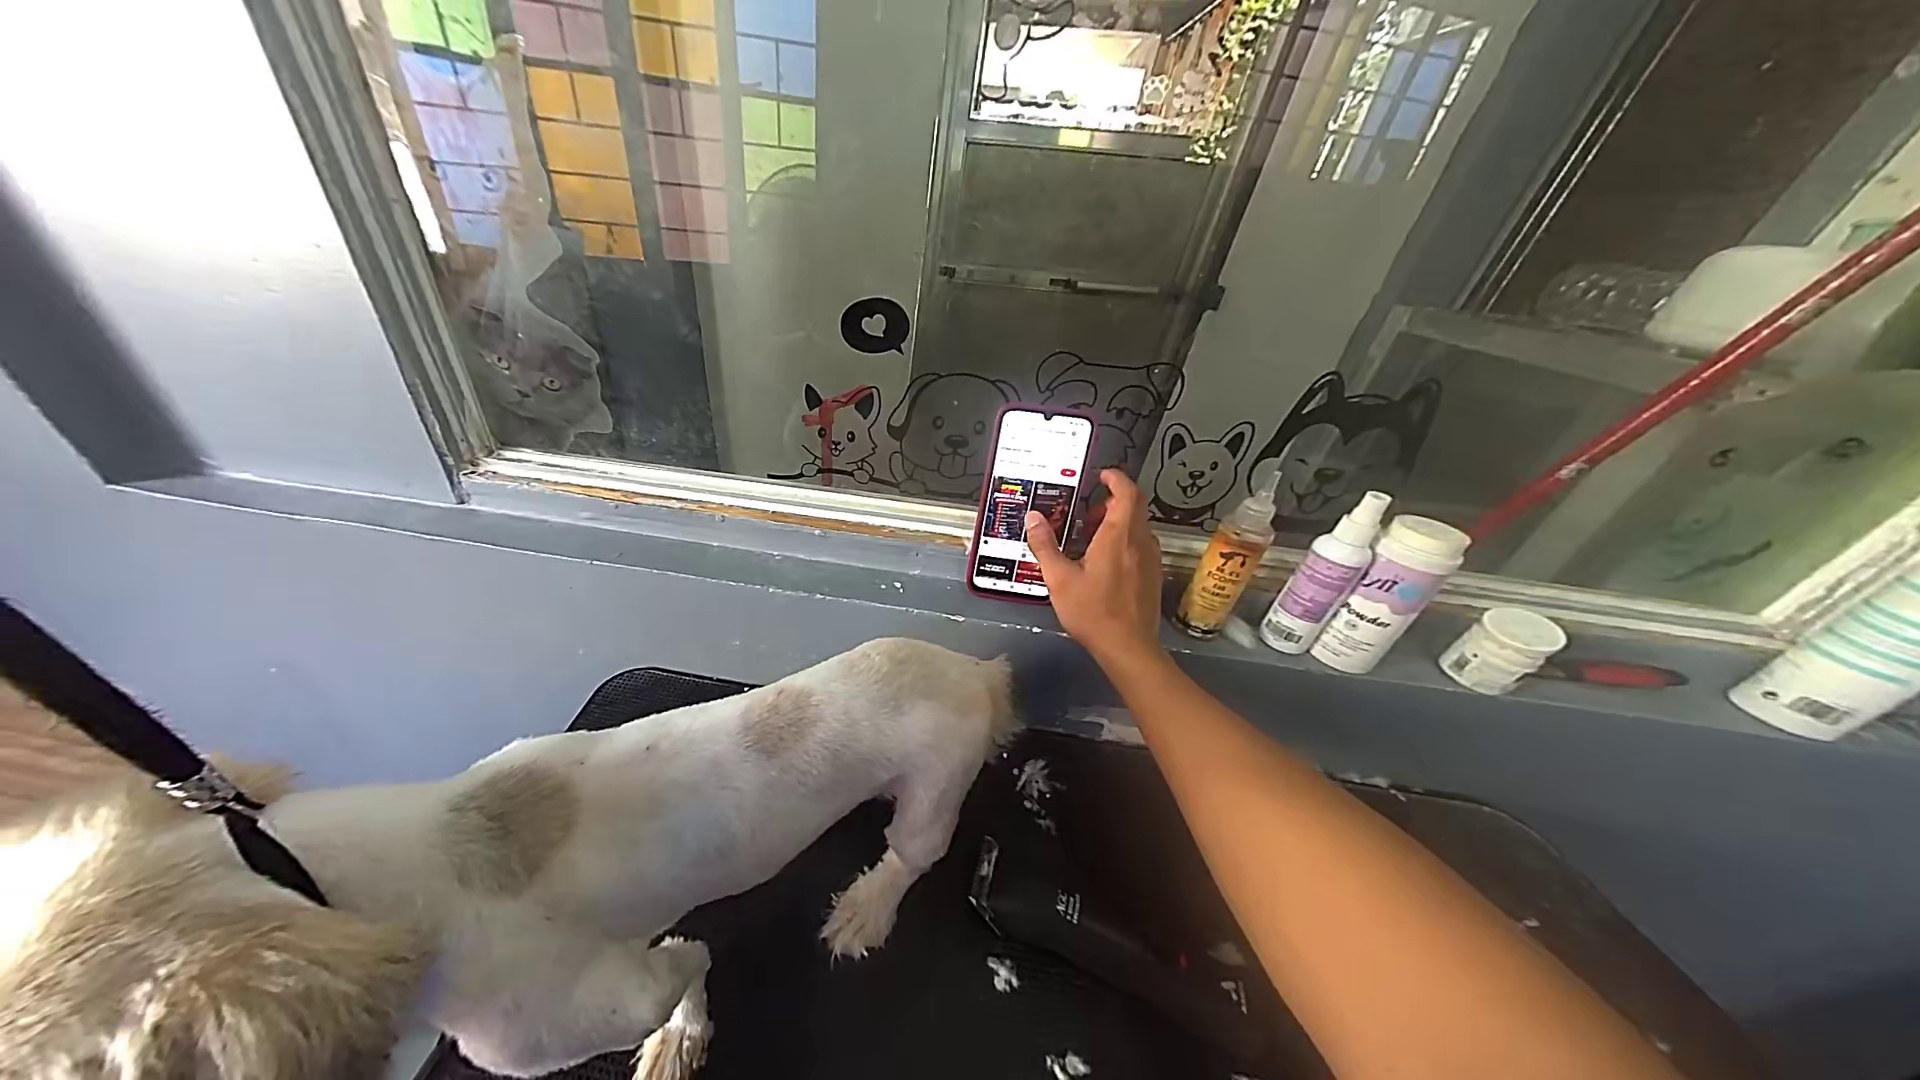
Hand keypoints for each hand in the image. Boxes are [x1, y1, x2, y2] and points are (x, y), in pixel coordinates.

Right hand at [1024, 469, 1166, 669]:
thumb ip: (1045, 545)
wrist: (1128, 647)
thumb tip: (1033, 518)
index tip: (1102, 475)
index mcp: (1119, 536)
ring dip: (1117, 522)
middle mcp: (1140, 542)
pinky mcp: (1152, 574)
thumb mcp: (1059, 578)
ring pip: (1138, 526)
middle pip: (1134, 506)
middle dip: (1111, 501)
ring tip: (1091, 537)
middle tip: (1088, 511)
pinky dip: (1124, 540)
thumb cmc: (1094, 612)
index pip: (1127, 492)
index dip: (1115, 478)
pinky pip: (1140, 544)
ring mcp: (1150, 559)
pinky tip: (1104, 560)